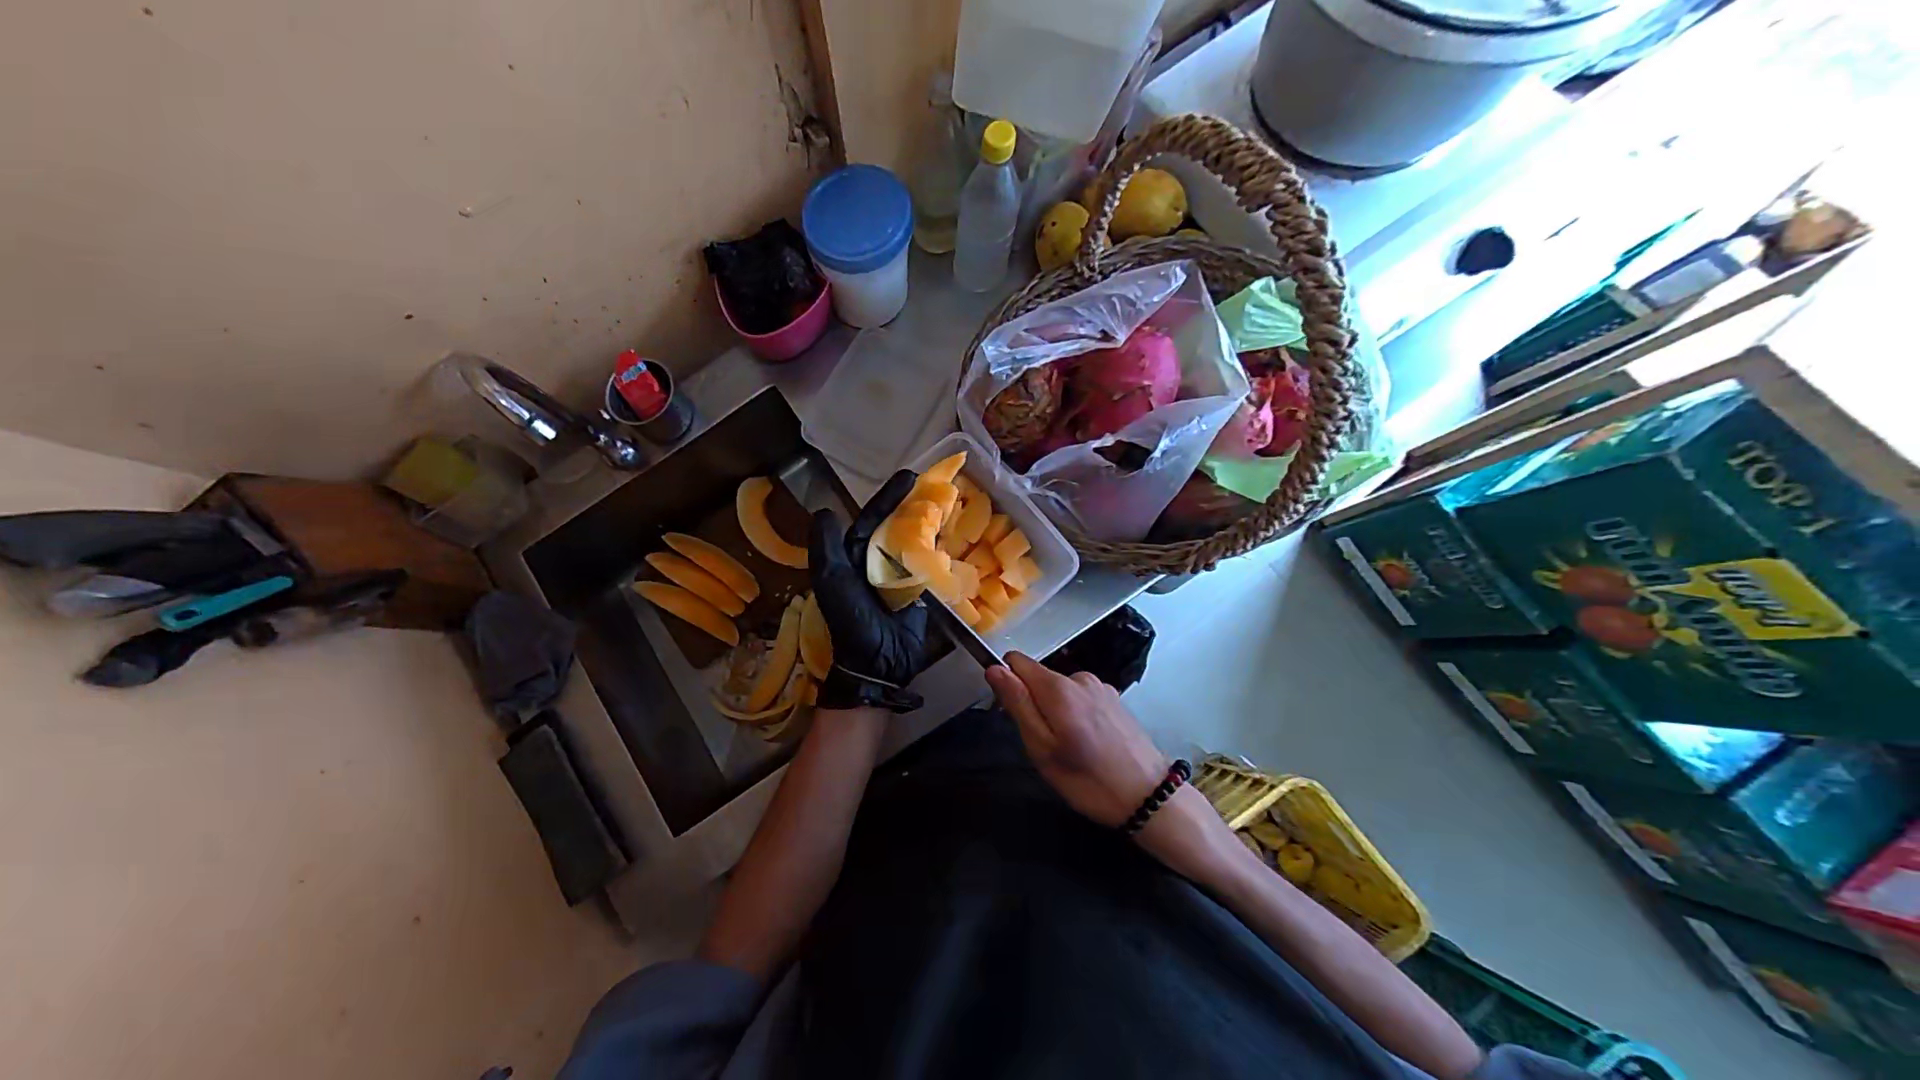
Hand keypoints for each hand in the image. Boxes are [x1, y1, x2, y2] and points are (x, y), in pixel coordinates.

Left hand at [809, 469, 930, 711]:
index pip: (873, 518)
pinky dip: (944, 550)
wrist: (878, 660)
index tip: (909, 477)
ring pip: (918, 542)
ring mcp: (903, 576)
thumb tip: (825, 510)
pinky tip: (958, 534)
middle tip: (937, 485)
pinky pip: (933, 565)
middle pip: (899, 526)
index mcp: (855, 555)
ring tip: (952, 503)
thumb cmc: (851, 619)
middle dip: (915, 505)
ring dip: (932, 524)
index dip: (889, 497)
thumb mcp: (831, 581)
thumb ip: (826, 547)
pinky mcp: (923, 591)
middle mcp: (879, 561)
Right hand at [986, 653, 1171, 826]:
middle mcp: (1080, 678)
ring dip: (1056, 713)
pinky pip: (1080, 699)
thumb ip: (1018, 704)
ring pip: (1059, 691)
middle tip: (1045, 745)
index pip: (1016, 661)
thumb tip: (995, 669)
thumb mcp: (1041, 748)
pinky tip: (1089, 745)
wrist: (1147, 797)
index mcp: (1058, 687)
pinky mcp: (1114, 700)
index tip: (1015, 716)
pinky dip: (1076, 716)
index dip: (1008, 684)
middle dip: (1033, 705)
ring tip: (1069, 749)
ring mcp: (1100, 687)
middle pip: (1038, 678)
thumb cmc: (1088, 779)